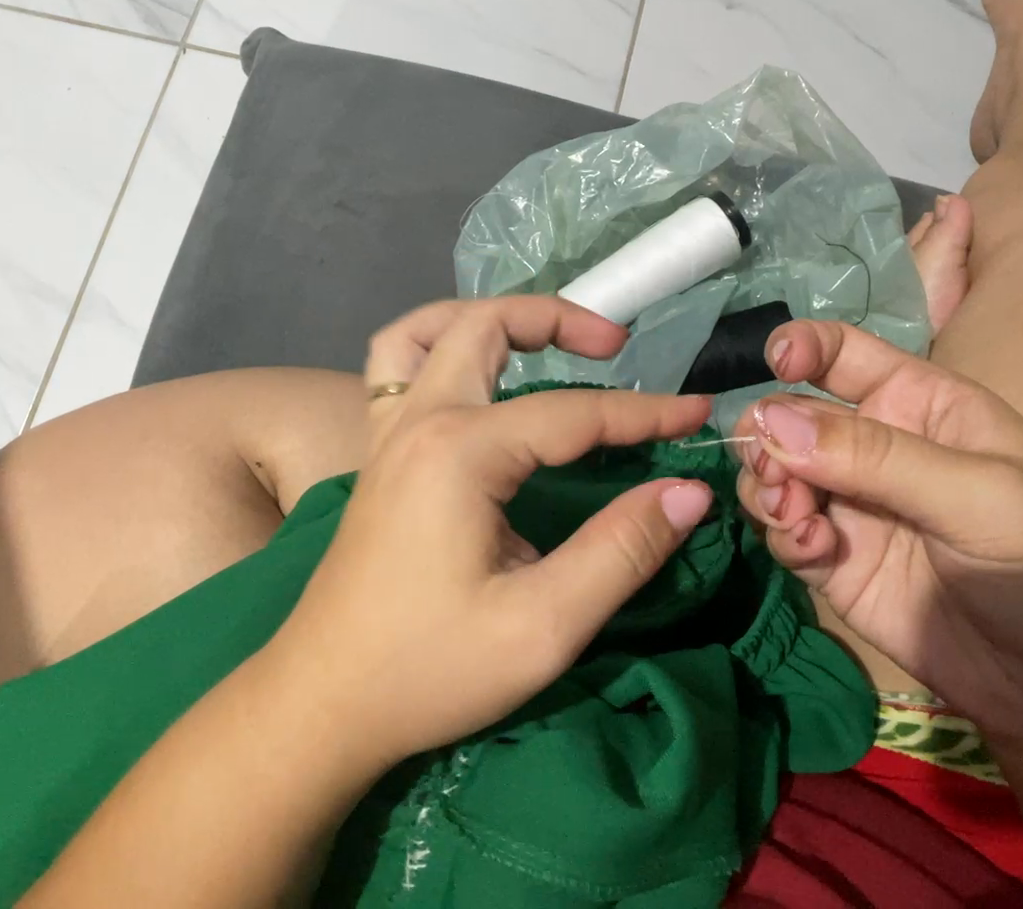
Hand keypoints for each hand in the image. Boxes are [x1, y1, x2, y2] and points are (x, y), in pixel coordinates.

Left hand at [266, 296, 714, 767]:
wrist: (323, 703)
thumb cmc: (430, 669)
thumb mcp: (544, 624)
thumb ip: (622, 549)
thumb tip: (688, 490)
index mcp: (461, 452)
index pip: (573, 412)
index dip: (644, 413)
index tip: (700, 415)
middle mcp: (418, 422)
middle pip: (486, 326)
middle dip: (558, 318)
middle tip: (617, 347)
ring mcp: (386, 435)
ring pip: (425, 331)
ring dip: (487, 319)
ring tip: (540, 341)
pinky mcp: (375, 457)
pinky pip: (394, 368)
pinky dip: (439, 348)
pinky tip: (474, 382)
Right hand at [736, 320, 1022, 753]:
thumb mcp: (981, 496)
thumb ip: (874, 457)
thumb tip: (770, 421)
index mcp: (920, 406)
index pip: (845, 355)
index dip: (802, 347)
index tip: (773, 364)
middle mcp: (872, 447)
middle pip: (789, 417)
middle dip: (769, 437)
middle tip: (776, 475)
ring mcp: (848, 505)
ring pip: (772, 473)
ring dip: (768, 488)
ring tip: (794, 519)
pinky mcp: (829, 559)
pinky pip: (781, 530)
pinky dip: (781, 534)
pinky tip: (812, 551)